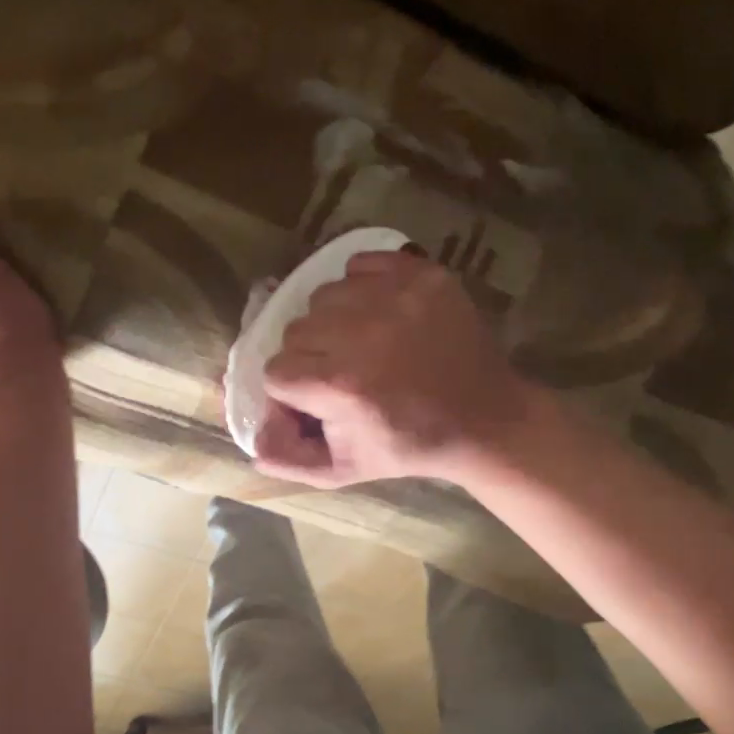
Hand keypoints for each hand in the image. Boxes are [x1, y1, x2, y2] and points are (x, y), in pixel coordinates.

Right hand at [253, 251, 545, 486]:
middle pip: (295, 331)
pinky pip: (360, 265)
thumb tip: (251, 437)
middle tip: (341, 371)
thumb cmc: (408, 446)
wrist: (483, 417)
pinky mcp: (420, 274)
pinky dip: (361, 285)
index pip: (276, 371)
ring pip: (323, 296)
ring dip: (333, 320)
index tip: (319, 399)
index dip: (293, 389)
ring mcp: (394, 297)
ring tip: (362, 343)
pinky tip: (380, 314)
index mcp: (340, 385)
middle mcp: (361, 334)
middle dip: (310, 354)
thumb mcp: (344, 469)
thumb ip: (288, 457)